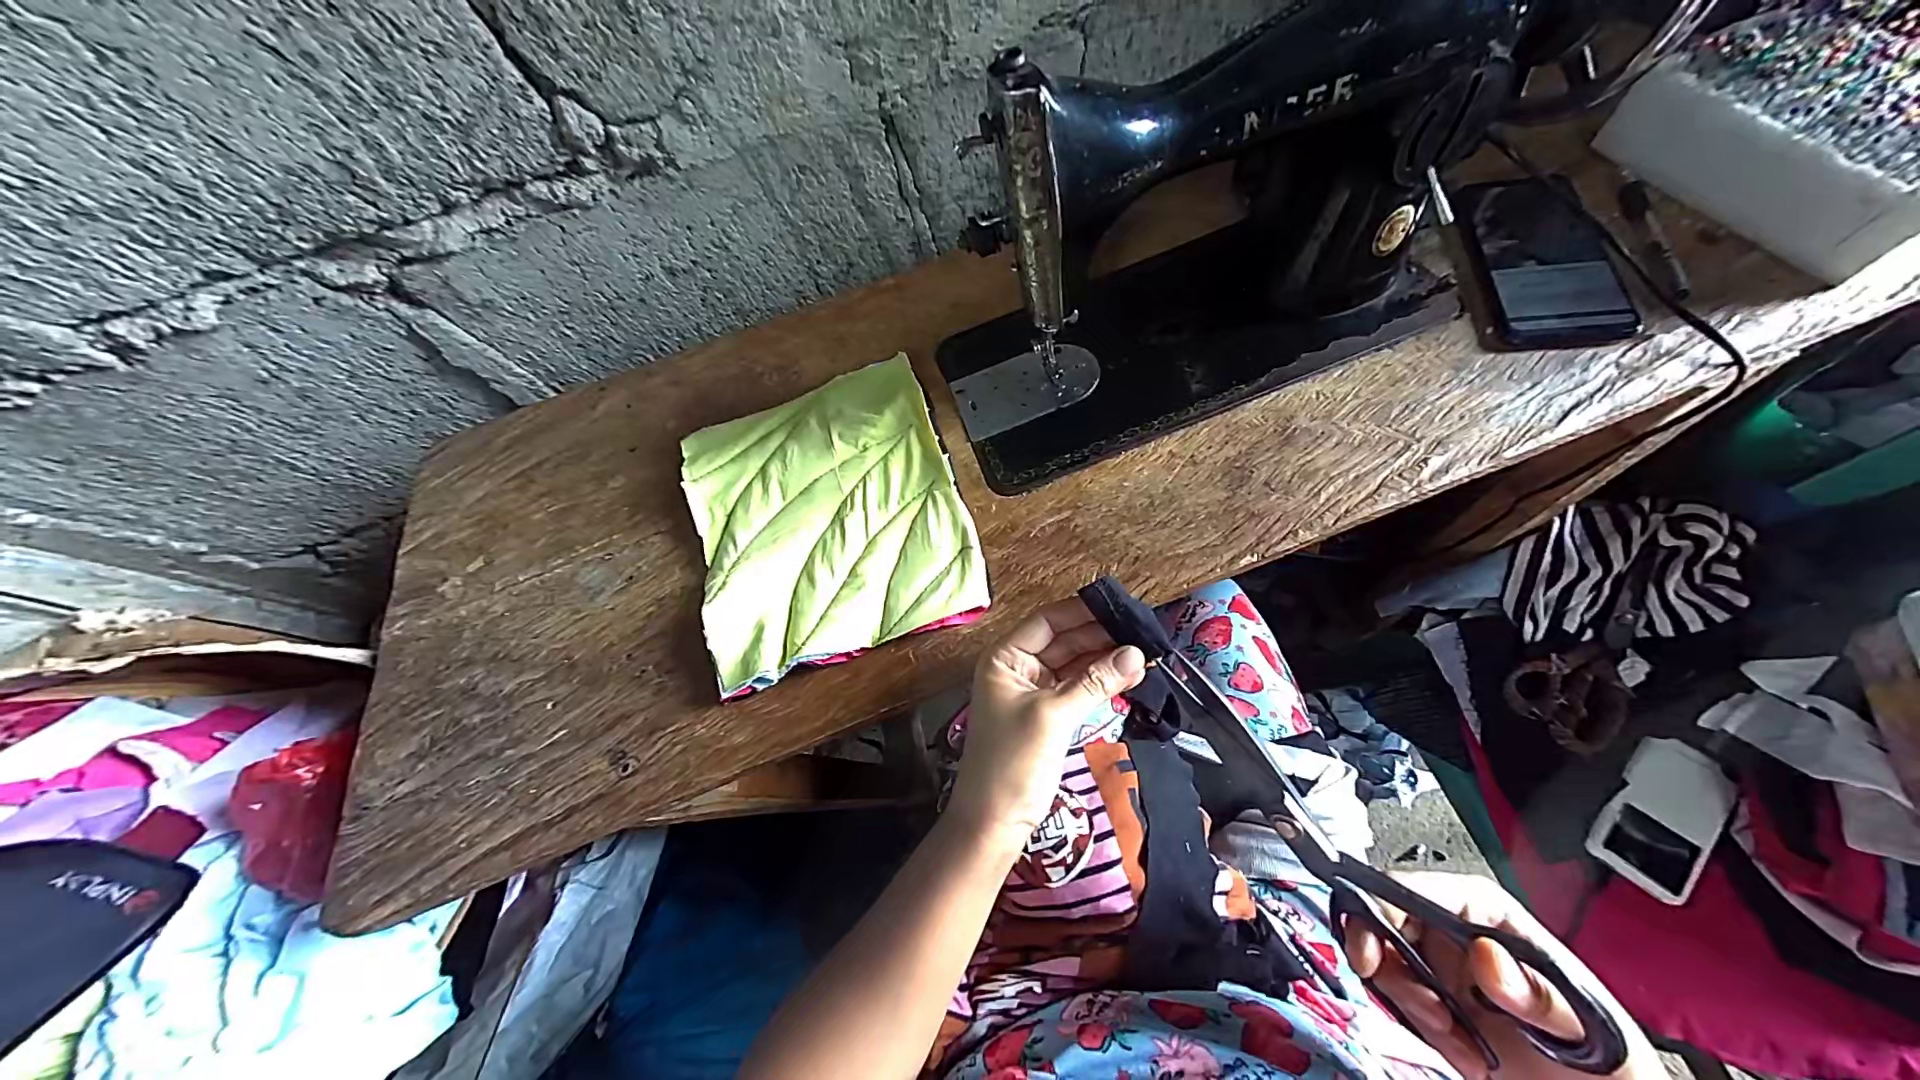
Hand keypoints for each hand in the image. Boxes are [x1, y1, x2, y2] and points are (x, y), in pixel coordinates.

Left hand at [946, 598, 1145, 850]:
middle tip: (1143, 633)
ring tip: (1145, 653)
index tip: (1121, 608)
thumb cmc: (1012, 763)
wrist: (994, 822)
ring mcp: (1034, 692)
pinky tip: (1130, 677)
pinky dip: (1101, 682)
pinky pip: (1078, 688)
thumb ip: (1094, 682)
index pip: (1047, 621)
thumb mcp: (1053, 716)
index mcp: (1005, 658)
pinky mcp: (1049, 715)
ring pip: (1074, 664)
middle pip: (1064, 640)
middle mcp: (1018, 668)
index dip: (1082, 612)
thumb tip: (1136, 653)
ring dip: (1106, 659)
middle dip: (1101, 636)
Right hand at [1342, 872, 1663, 1079]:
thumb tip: (1485, 952)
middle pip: (1385, 919)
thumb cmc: (1612, 1073)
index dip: (1380, 909)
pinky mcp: (1432, 998)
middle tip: (1422, 1006)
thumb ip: (1539, 994)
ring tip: (1456, 1039)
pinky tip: (1461, 1051)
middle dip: (1390, 964)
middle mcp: (1456, 930)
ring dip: (1407, 1001)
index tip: (1369, 950)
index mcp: (1489, 916)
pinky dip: (1416, 1025)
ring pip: (1383, 957)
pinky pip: (1395, 996)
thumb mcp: (1590, 1035)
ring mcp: (1440, 965)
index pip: (1416, 889)